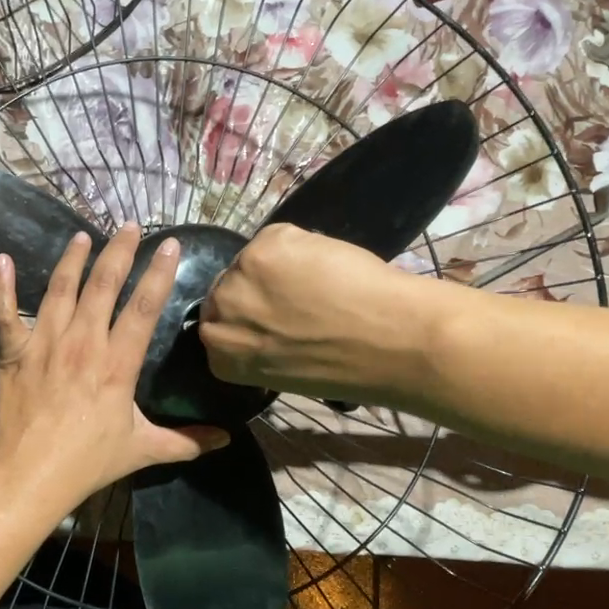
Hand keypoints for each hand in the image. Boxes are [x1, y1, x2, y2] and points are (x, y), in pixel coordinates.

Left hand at [0, 225, 229, 516]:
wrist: (28, 474)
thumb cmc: (87, 461)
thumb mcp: (142, 450)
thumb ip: (185, 441)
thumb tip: (225, 439)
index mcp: (117, 364)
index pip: (143, 308)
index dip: (158, 273)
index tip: (170, 245)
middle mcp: (82, 343)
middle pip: (102, 286)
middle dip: (118, 252)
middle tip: (129, 226)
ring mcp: (44, 344)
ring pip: (59, 290)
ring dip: (72, 260)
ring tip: (83, 236)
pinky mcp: (12, 352)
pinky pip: (5, 313)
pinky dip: (1, 286)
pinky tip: (2, 260)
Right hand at [198, 224, 460, 405]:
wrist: (391, 342)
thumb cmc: (344, 369)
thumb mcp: (278, 371)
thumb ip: (254, 345)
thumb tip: (260, 318)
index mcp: (218, 353)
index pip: (216, 324)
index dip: (246, 318)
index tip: (271, 321)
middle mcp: (217, 313)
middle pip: (226, 289)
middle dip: (254, 291)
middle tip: (293, 299)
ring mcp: (238, 276)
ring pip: (252, 261)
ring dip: (277, 267)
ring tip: (314, 282)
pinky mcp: (264, 246)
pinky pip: (280, 237)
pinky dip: (303, 246)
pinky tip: (327, 266)